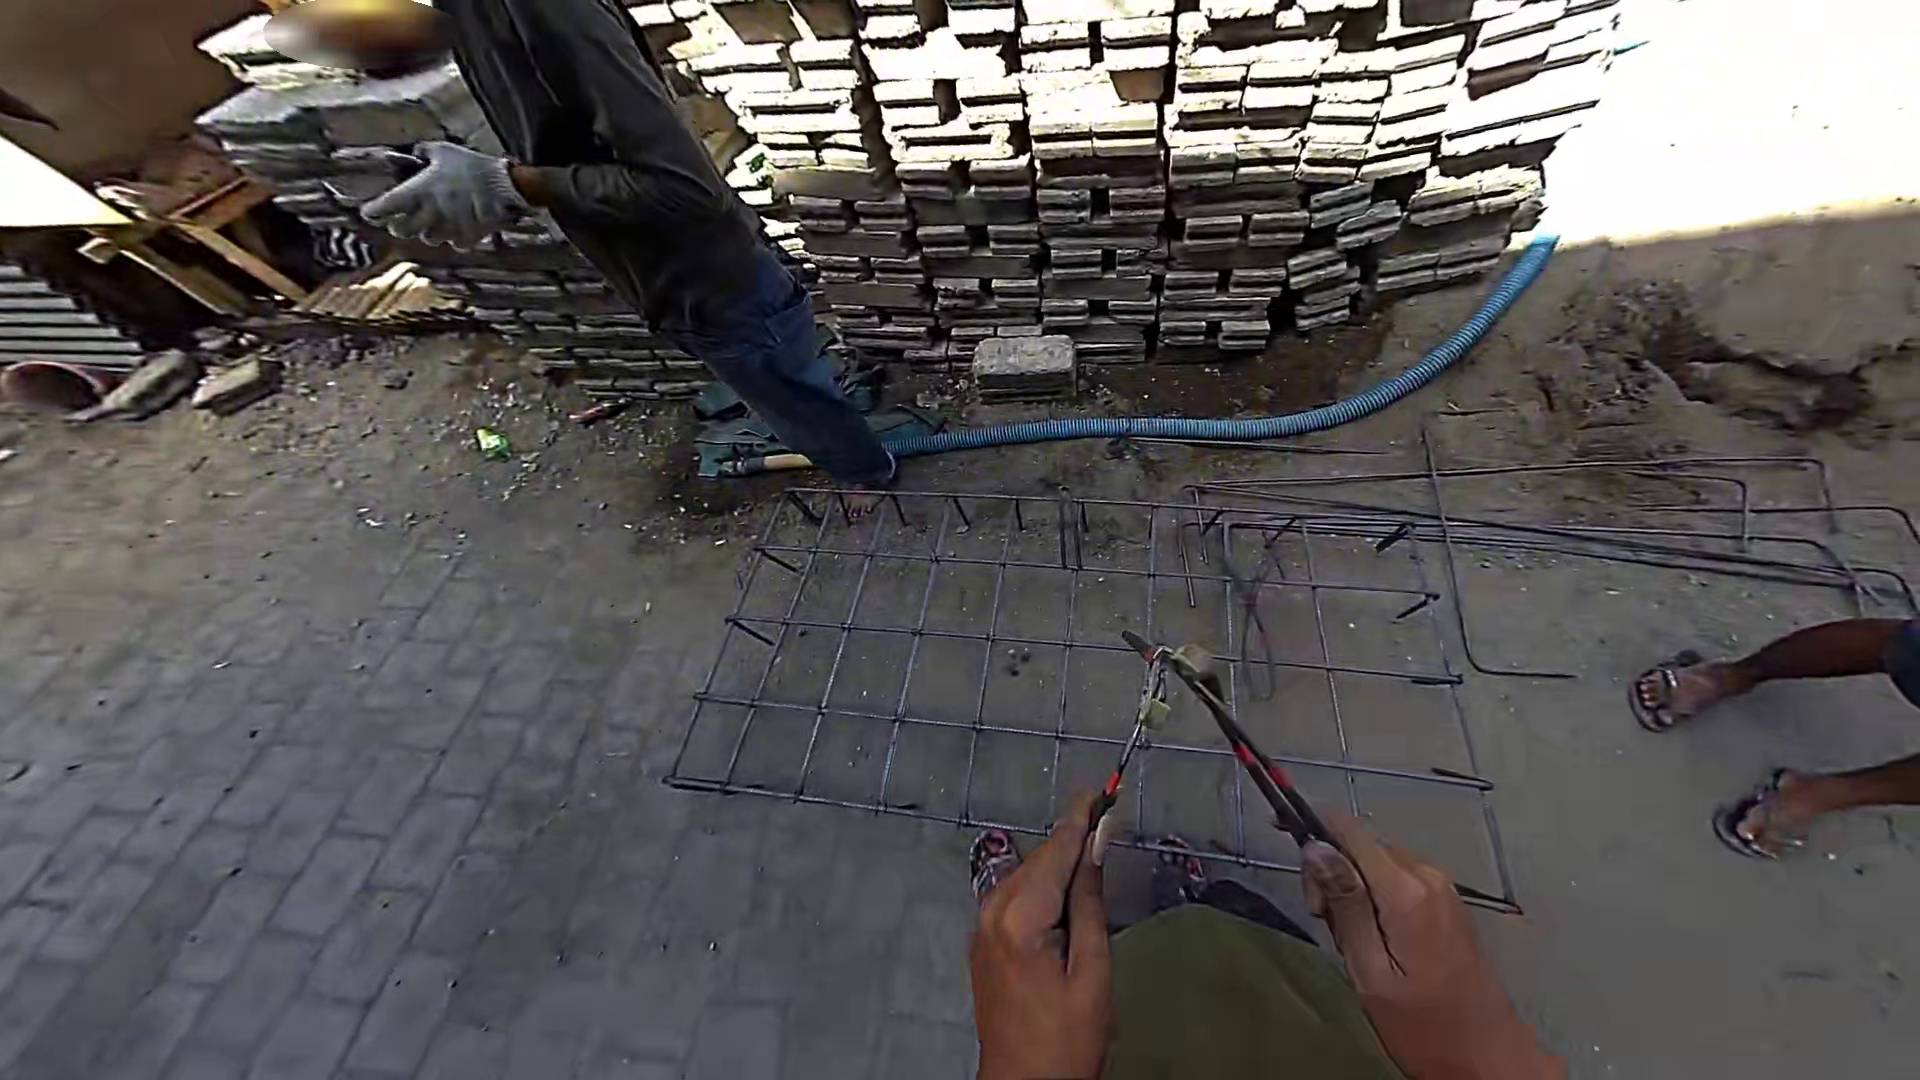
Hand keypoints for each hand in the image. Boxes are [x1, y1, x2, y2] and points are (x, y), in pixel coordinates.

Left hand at [360, 141, 527, 248]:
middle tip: (400, 224)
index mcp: (417, 190)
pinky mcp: (471, 236)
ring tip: (433, 226)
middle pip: (402, 231)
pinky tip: (457, 232)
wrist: (503, 184)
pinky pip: (456, 244)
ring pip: (429, 239)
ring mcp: (451, 226)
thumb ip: (422, 154)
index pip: (385, 206)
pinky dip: (455, 239)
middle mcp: (430, 212)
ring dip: (428, 233)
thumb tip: (416, 155)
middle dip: (399, 228)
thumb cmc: (470, 164)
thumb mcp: (440, 150)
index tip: (369, 214)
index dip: (373, 212)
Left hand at [970, 794, 1111, 1079]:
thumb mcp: (1092, 972)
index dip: (1081, 817)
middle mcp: (992, 906)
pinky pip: (1017, 891)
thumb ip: (1090, 900)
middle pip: (1041, 857)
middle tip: (1105, 816)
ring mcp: (982, 920)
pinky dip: (1043, 881)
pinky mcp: (982, 933)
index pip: (1056, 851)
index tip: (1100, 790)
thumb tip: (1098, 843)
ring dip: (1059, 860)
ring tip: (1092, 851)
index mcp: (1019, 916)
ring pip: (1028, 871)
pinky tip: (1064, 888)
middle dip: (1073, 837)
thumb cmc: (1066, 1040)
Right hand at [1302, 813, 1562, 1079]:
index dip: (1309, 824)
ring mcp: (1441, 886)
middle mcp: (1426, 875)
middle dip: (1330, 871)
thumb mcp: (1369, 971)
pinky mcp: (1446, 899)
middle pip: (1356, 843)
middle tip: (1324, 921)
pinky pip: (1394, 874)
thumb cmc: (1424, 1027)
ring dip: (1350, 884)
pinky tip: (1373, 930)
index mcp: (1405, 891)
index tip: (1281, 833)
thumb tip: (1314, 847)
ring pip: (1373, 858)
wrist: (1496, 1065)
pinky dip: (1372, 892)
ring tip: (1351, 935)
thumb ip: (1343, 904)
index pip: (1347, 828)